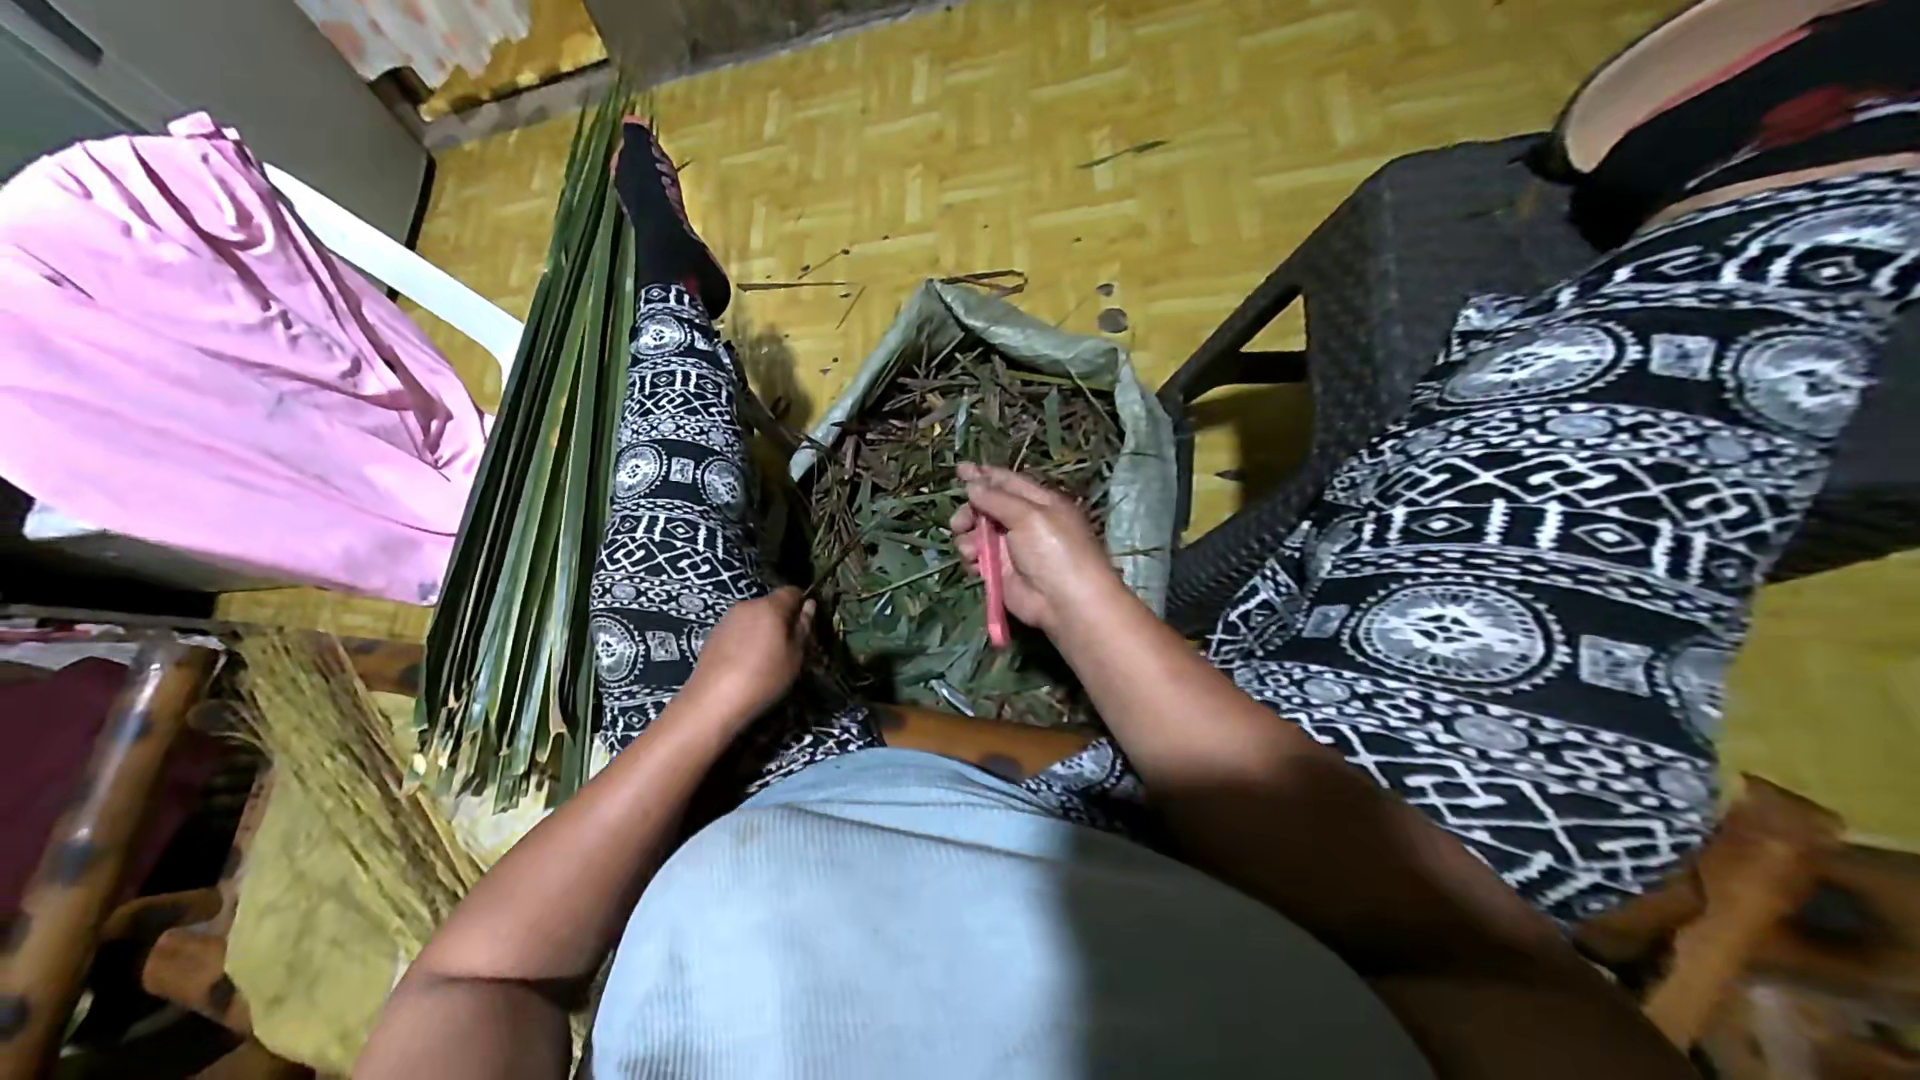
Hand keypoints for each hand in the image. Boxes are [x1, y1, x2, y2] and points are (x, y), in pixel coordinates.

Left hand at [680, 587, 813, 726]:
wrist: (713, 701)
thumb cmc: (763, 678)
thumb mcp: (794, 657)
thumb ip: (802, 627)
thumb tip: (809, 605)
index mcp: (770, 607)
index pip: (792, 591)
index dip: (802, 602)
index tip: (806, 623)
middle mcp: (746, 606)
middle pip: (771, 603)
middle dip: (781, 618)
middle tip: (788, 644)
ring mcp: (726, 619)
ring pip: (753, 616)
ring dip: (763, 628)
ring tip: (765, 656)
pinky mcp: (713, 634)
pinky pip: (738, 628)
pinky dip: (745, 638)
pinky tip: (745, 662)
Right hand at [949, 463, 1128, 634]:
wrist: (1065, 602)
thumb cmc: (1054, 550)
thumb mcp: (1029, 516)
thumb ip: (997, 499)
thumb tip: (972, 483)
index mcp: (1038, 502)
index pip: (1006, 482)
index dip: (983, 475)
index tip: (959, 470)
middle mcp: (1024, 522)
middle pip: (987, 507)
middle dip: (970, 511)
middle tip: (959, 522)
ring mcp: (1011, 548)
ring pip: (978, 533)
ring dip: (967, 537)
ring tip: (970, 549)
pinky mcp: (1001, 572)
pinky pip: (977, 558)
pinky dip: (971, 558)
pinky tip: (974, 564)